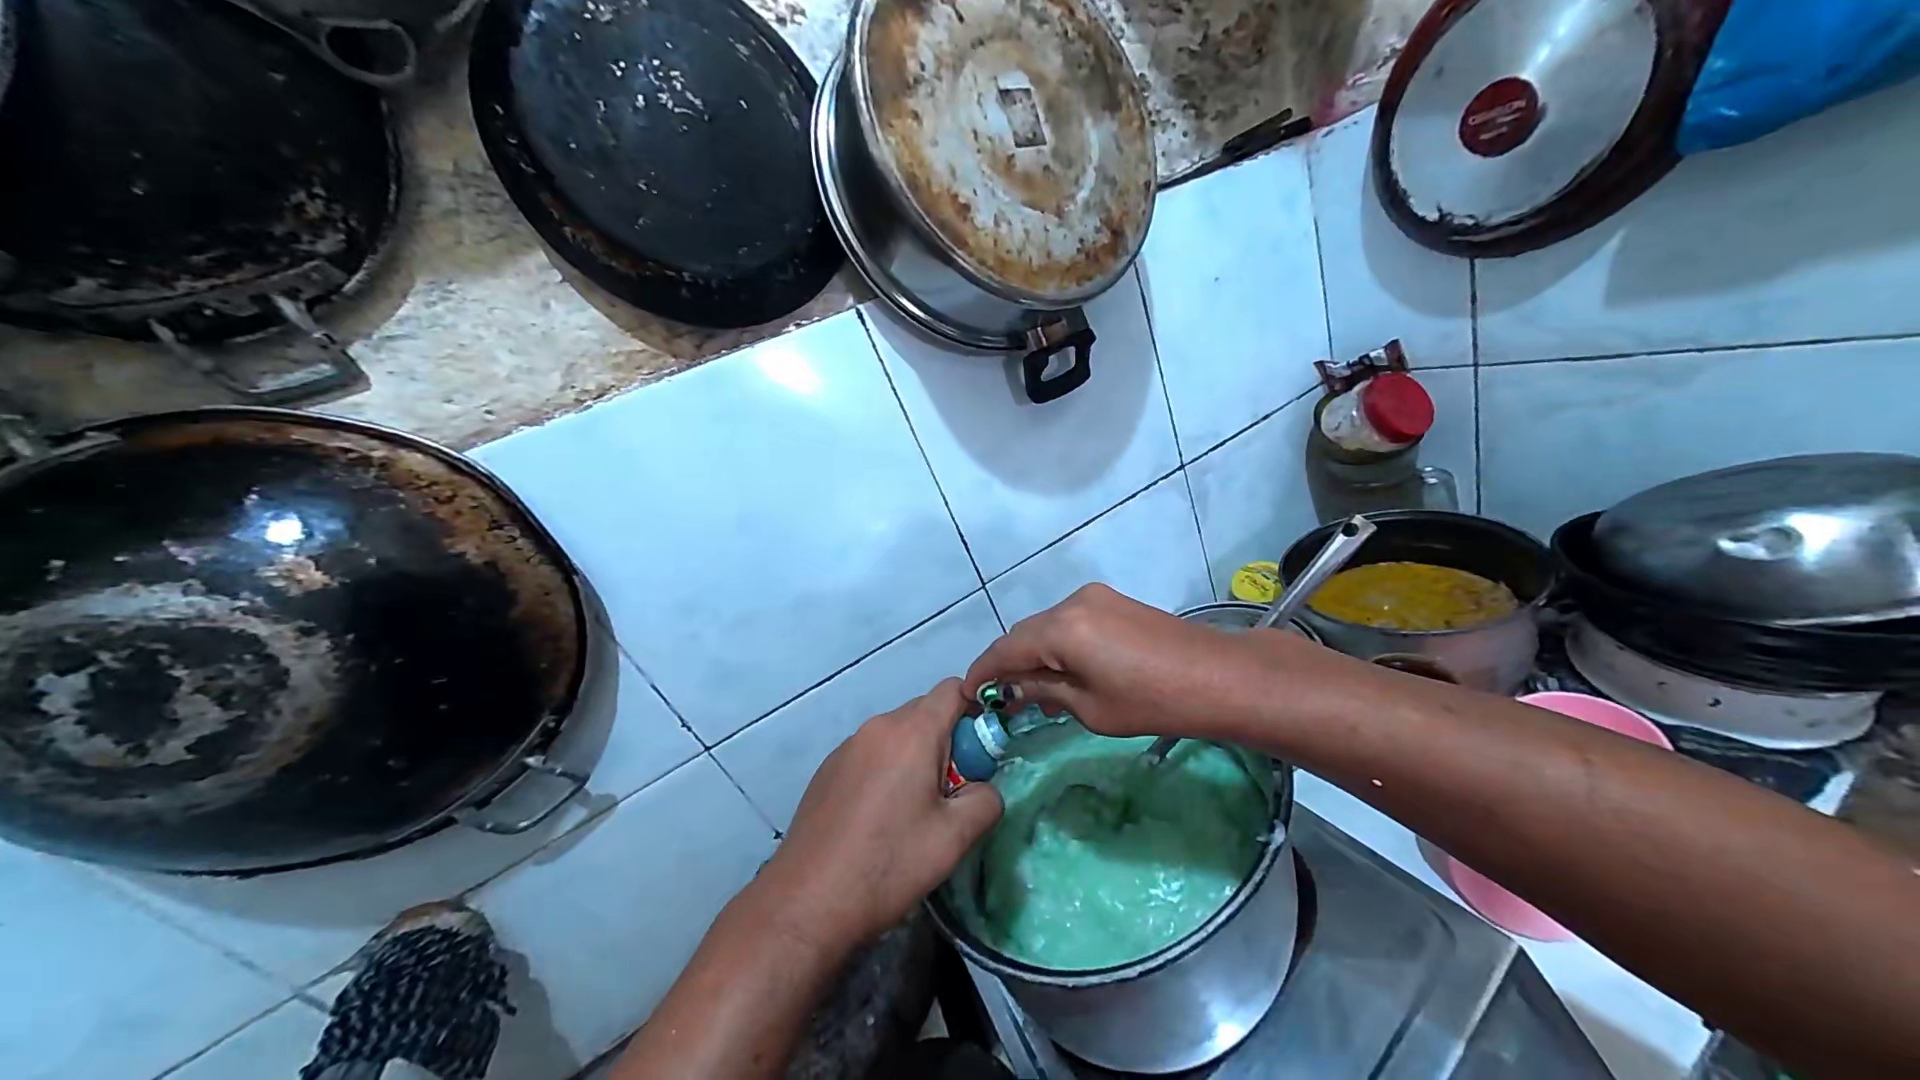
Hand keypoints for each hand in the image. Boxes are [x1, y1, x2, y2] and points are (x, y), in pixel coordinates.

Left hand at [756, 679, 1002, 951]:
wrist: (806, 902)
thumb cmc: (887, 864)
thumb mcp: (954, 838)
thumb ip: (986, 800)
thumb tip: (983, 788)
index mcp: (911, 732)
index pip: (953, 689)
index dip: (976, 710)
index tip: (984, 751)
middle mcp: (876, 727)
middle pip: (925, 712)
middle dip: (949, 740)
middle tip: (954, 791)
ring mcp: (847, 747)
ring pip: (897, 735)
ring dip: (917, 757)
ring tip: (917, 810)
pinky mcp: (828, 770)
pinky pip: (872, 753)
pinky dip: (888, 770)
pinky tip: (881, 818)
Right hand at [964, 584, 1314, 739]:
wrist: (1218, 677)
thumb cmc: (1151, 702)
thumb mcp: (1089, 707)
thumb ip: (1041, 691)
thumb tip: (1009, 690)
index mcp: (1061, 628)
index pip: (1004, 649)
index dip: (982, 673)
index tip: (968, 696)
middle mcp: (1071, 602)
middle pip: (1023, 634)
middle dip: (1008, 665)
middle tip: (1001, 701)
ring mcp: (1094, 597)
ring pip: (1045, 627)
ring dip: (1033, 655)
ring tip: (1033, 693)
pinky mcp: (1112, 601)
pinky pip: (1069, 622)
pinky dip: (1057, 646)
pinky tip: (1063, 673)